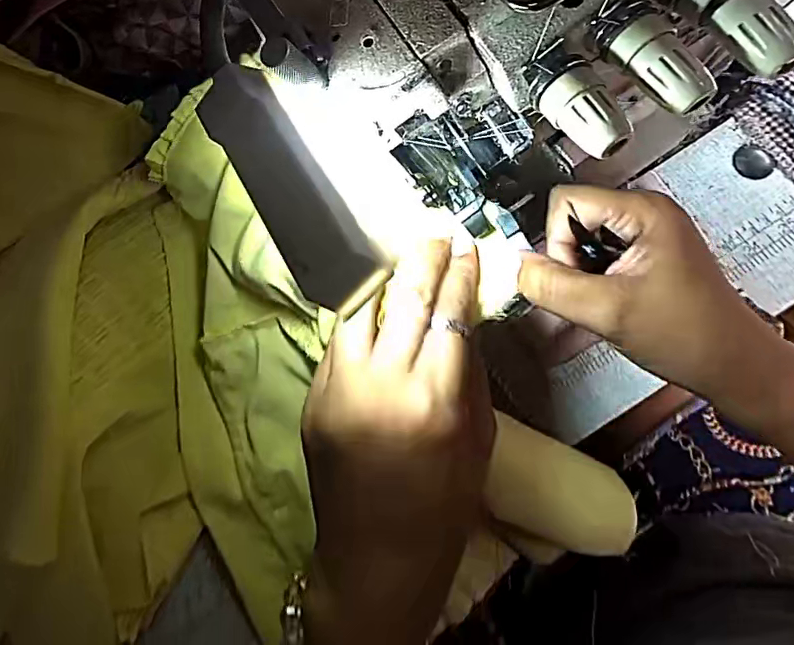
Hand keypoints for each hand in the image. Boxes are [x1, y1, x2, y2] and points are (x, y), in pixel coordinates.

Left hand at [301, 240, 493, 643]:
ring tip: (406, 263)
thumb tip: (465, 311)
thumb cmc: (443, 503)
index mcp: (434, 399)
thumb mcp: (478, 435)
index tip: (466, 248)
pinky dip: (363, 315)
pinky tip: (378, 305)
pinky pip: (341, 338)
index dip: (461, 273)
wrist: (377, 555)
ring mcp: (341, 389)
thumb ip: (469, 368)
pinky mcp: (315, 397)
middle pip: (406, 298)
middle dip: (426, 259)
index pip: (450, 312)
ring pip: (364, 307)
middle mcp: (383, 386)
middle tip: (437, 237)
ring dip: (388, 279)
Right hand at [516, 185, 786, 402]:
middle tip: (591, 296)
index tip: (574, 280)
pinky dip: (597, 278)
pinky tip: (614, 304)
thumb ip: (554, 286)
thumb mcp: (609, 312)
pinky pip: (603, 252)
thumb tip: (516, 266)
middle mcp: (646, 210)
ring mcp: (650, 230)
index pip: (567, 201)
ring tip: (606, 303)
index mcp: (643, 209)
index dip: (558, 242)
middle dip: (571, 260)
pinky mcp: (650, 250)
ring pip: (586, 237)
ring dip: (583, 272)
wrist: (735, 366)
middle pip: (575, 217)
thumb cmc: (689, 336)